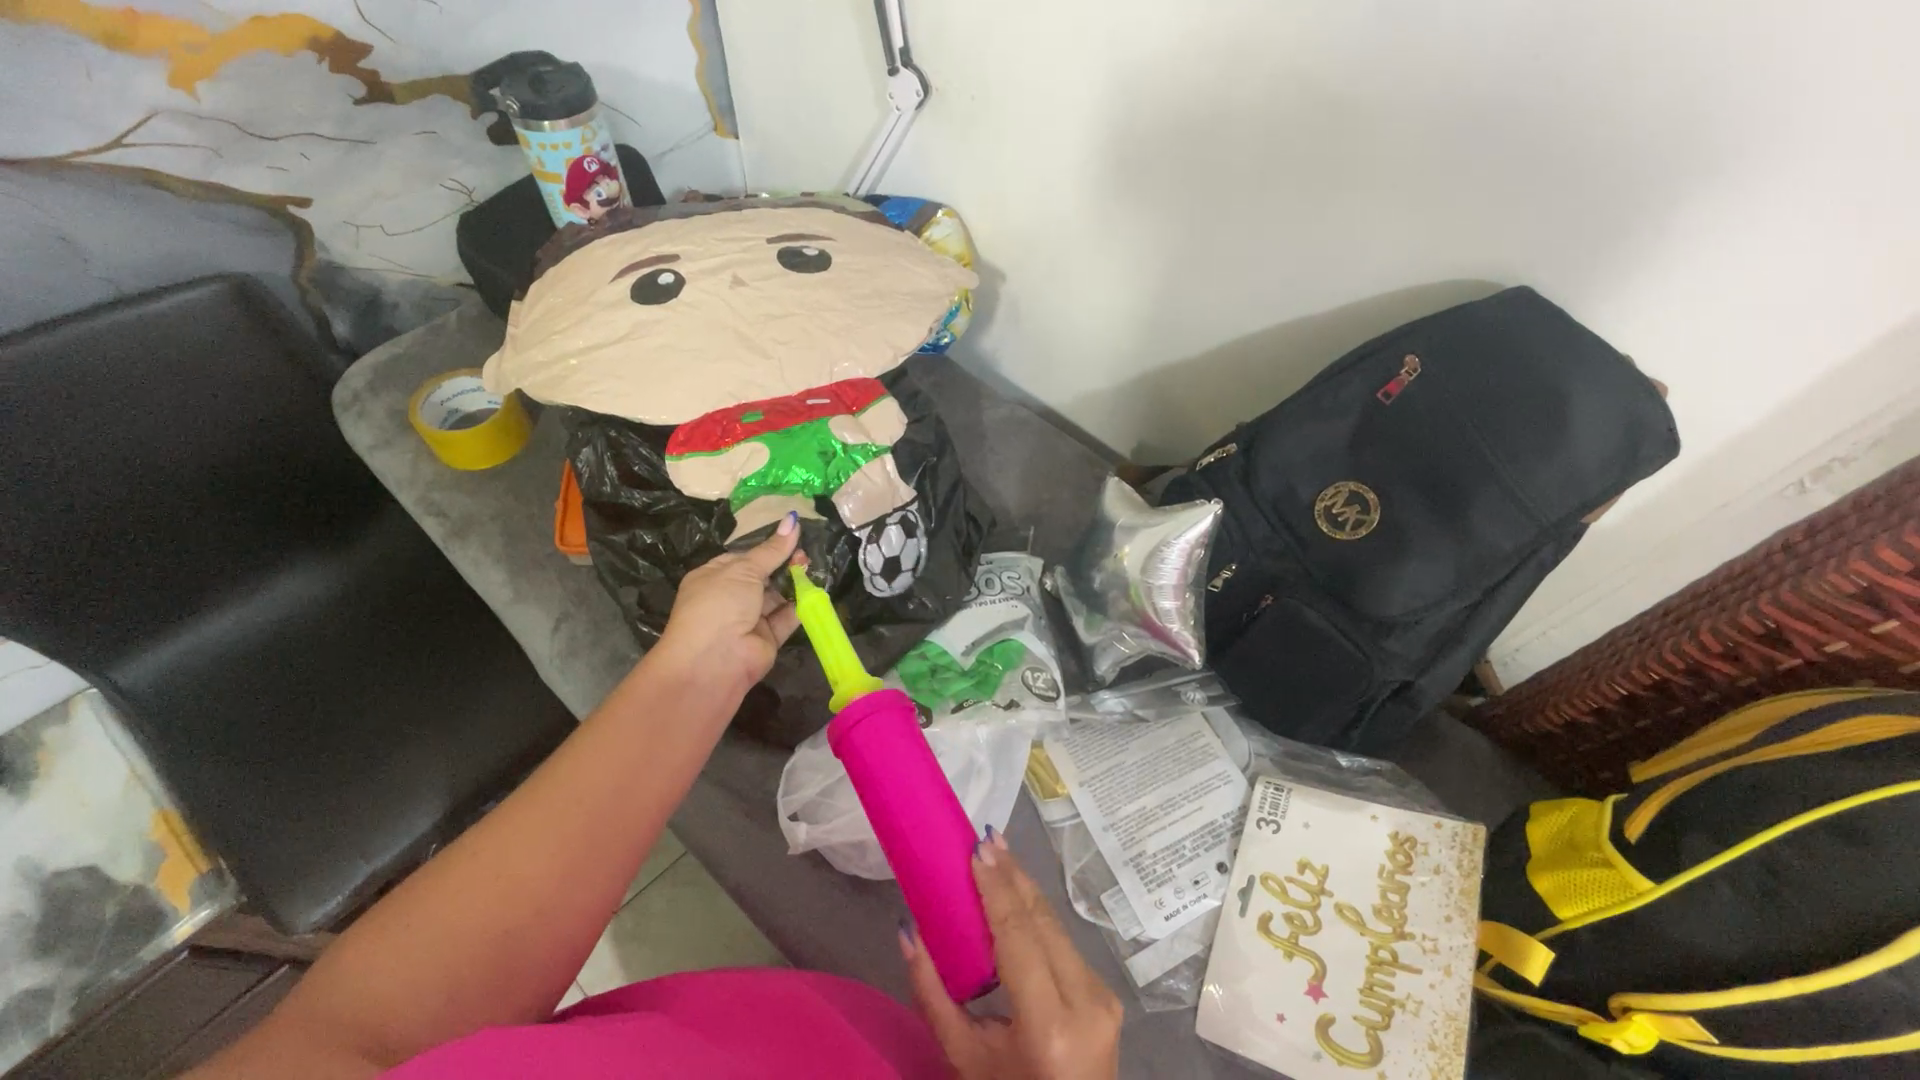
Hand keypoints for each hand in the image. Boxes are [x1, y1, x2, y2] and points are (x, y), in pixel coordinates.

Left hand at [652, 513, 800, 696]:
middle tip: (804, 555)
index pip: (744, 558)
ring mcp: (749, 619)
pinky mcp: (768, 638)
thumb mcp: (743, 570)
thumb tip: (792, 520)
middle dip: (784, 565)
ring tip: (812, 569)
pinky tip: (816, 591)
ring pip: (777, 597)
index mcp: (714, 577)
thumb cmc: (719, 604)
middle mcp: (731, 598)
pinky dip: (801, 606)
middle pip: (764, 576)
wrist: (714, 660)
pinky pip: (786, 618)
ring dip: (795, 583)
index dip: (767, 548)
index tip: (792, 537)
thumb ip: (771, 550)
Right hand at [904, 831, 1123, 1079]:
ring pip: (1057, 926)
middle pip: (1043, 920)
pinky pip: (1065, 944)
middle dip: (1013, 875)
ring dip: (1026, 889)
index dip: (997, 889)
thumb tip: (906, 932)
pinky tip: (1017, 893)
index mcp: (1049, 1024)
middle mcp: (1086, 1001)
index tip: (978, 850)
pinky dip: (1037, 917)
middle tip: (986, 838)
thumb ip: (932, 994)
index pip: (1020, 936)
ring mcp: (1103, 996)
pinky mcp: (1107, 993)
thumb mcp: (964, 1057)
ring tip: (998, 854)